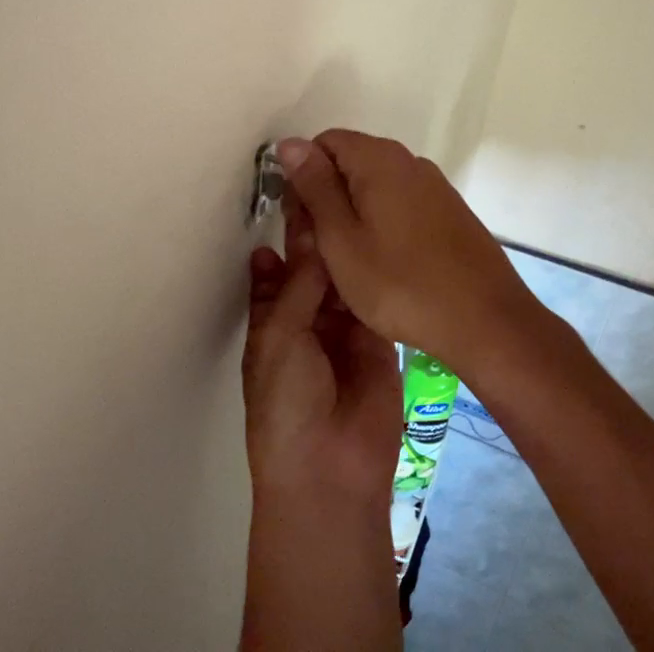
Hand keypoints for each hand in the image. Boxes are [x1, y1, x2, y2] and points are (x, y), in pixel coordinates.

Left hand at [241, 218, 400, 500]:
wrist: (331, 469)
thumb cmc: (287, 402)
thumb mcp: (282, 338)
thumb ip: (300, 285)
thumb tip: (309, 234)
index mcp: (272, 325)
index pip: (276, 274)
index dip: (283, 240)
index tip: (291, 195)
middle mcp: (307, 324)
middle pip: (313, 272)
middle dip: (317, 236)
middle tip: (327, 185)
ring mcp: (344, 333)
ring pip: (345, 282)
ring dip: (347, 249)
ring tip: (354, 199)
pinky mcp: (380, 342)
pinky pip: (375, 302)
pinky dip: (376, 274)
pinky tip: (381, 237)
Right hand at [275, 130, 538, 369]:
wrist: (485, 322)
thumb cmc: (401, 284)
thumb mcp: (341, 240)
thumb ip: (315, 188)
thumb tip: (291, 144)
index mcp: (379, 160)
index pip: (324, 143)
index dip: (303, 177)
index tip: (302, 222)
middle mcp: (410, 162)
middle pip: (351, 163)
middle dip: (328, 198)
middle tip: (322, 250)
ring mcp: (435, 188)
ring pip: (377, 189)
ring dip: (356, 217)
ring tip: (352, 265)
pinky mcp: (451, 214)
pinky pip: (403, 207)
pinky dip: (384, 227)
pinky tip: (387, 268)